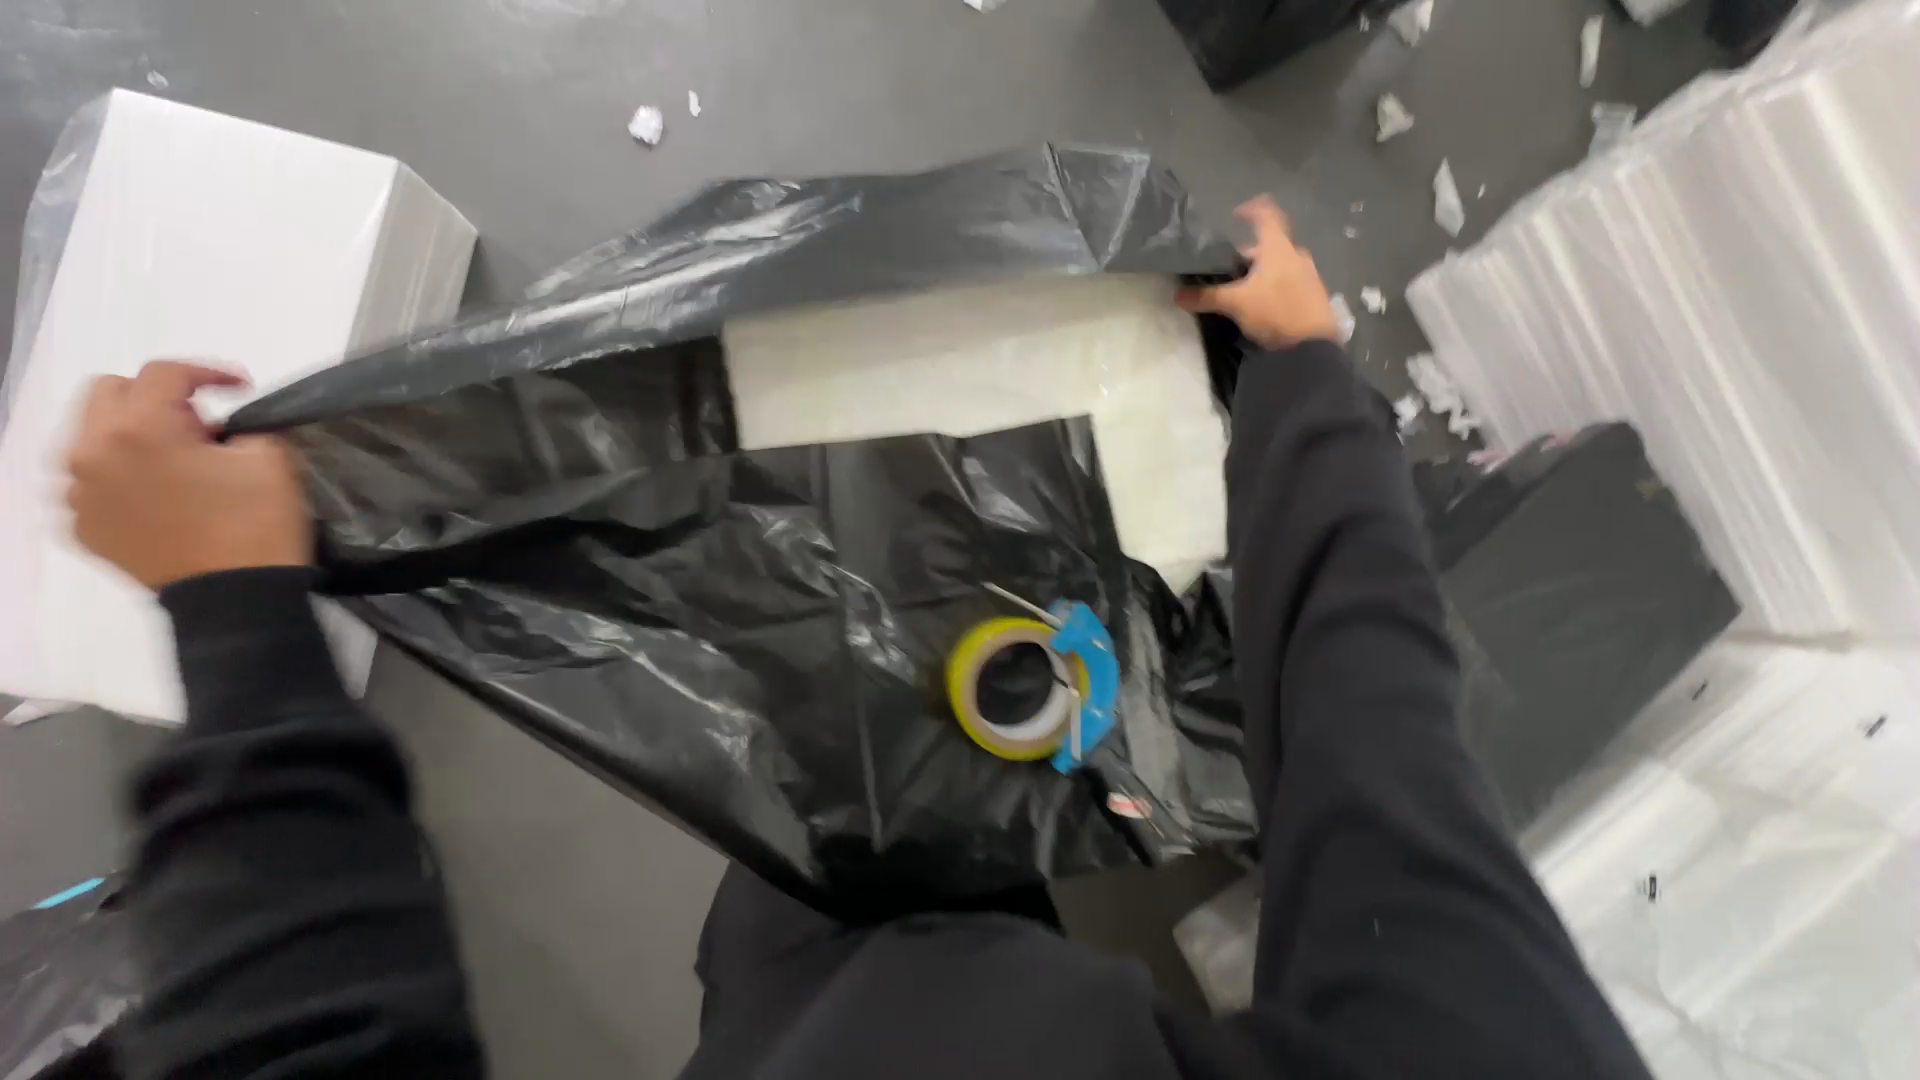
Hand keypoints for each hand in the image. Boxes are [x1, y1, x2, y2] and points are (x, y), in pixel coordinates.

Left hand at [65, 360, 310, 590]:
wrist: (235, 596)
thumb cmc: (258, 524)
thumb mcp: (272, 462)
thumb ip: (242, 428)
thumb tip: (220, 429)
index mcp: (140, 430)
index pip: (163, 373)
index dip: (208, 372)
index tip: (241, 388)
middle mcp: (90, 452)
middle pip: (108, 393)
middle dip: (157, 398)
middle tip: (203, 427)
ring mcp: (77, 492)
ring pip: (93, 438)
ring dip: (134, 437)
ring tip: (181, 464)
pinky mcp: (82, 524)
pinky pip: (94, 483)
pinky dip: (126, 479)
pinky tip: (166, 499)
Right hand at [1176, 196, 1338, 348]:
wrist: (1311, 345)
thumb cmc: (1274, 311)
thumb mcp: (1235, 304)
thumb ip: (1206, 297)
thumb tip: (1177, 295)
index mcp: (1278, 248)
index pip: (1266, 215)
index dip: (1251, 210)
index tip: (1236, 214)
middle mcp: (1296, 255)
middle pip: (1270, 245)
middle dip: (1250, 253)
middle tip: (1230, 267)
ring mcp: (1308, 274)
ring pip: (1280, 264)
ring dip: (1263, 271)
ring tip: (1244, 288)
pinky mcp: (1312, 295)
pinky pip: (1289, 281)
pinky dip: (1274, 285)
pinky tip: (1263, 303)